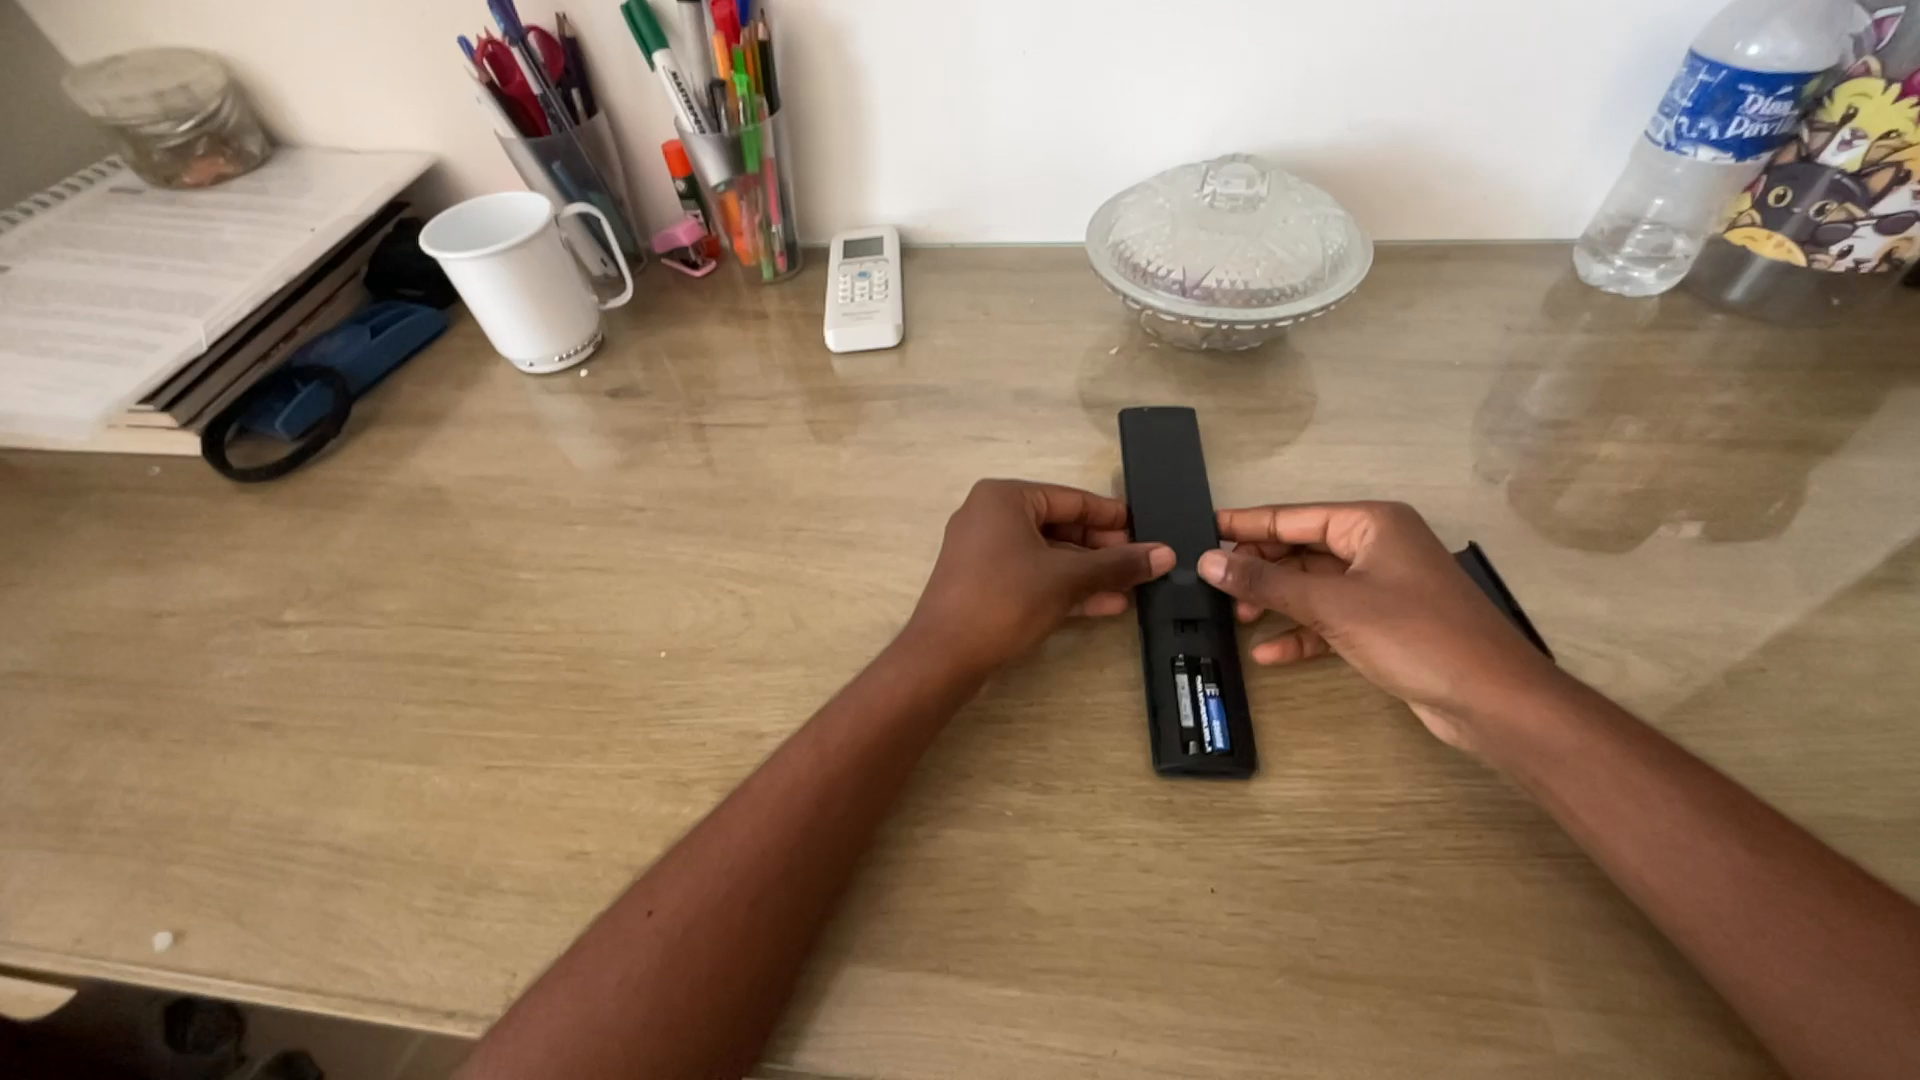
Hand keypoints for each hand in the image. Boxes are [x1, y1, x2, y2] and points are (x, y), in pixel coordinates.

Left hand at [904, 479, 1174, 675]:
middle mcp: (989, 516)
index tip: (1147, 529)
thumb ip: (1117, 564)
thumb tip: (1165, 554)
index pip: (1071, 499)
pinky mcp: (983, 584)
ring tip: (1131, 588)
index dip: (1112, 516)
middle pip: (1060, 528)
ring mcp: (983, 552)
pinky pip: (1032, 577)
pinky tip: (1105, 604)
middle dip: (1102, 550)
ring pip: (1048, 556)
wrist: (945, 655)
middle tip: (1142, 564)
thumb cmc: (1005, 600)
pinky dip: (1064, 588)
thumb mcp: (1067, 578)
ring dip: (1088, 574)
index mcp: (1005, 498)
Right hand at [1197, 501, 1564, 751]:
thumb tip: (1209, 562)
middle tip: (1214, 587)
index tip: (1201, 531)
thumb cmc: (1416, 635)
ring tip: (1238, 619)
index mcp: (1371, 524)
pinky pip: (1329, 619)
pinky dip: (1301, 633)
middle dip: (1259, 571)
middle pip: (1300, 551)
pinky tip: (1269, 653)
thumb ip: (1266, 583)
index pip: (1292, 518)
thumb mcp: (1332, 605)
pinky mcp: (1384, 623)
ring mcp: (1381, 586)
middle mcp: (1376, 547)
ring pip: (1312, 586)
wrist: (1492, 700)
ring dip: (1277, 602)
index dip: (1245, 526)